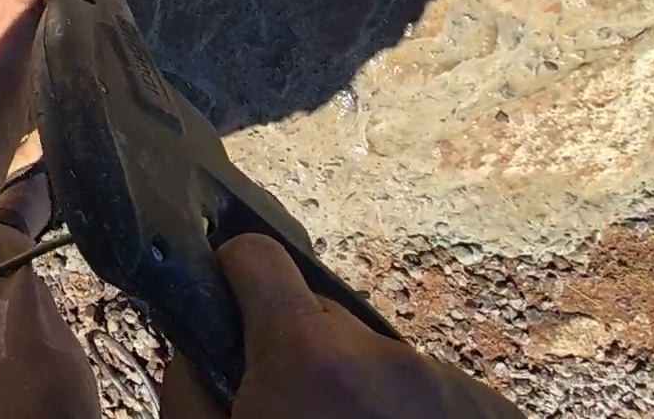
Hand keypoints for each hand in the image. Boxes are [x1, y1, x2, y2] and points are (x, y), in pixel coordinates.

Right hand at [162, 234, 523, 418]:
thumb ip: (189, 387)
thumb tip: (201, 350)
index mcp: (312, 358)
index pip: (257, 255)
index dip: (232, 276)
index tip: (230, 312)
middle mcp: (394, 360)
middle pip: (322, 317)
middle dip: (302, 354)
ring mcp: (465, 395)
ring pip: (381, 362)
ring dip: (363, 395)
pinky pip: (437, 397)